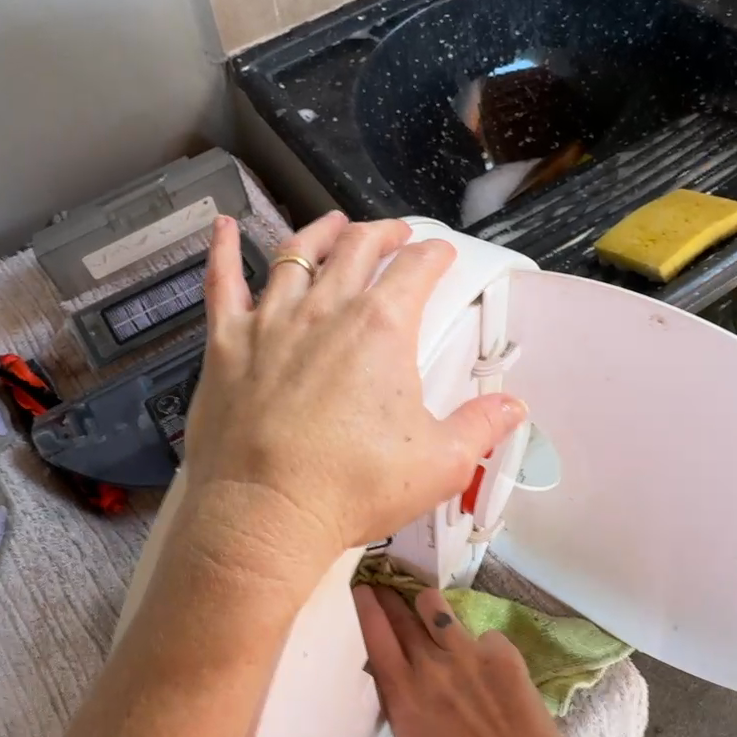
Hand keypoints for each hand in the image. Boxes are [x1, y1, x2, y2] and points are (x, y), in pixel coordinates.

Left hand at [178, 212, 526, 582]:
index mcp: (380, 327)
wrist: (265, 513)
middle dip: (383, 233)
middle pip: (357, 247)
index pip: (416, 269)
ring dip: (320, 232)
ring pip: (296, 253)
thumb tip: (513, 407)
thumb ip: (481, 427)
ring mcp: (271, 320)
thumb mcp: (438, 462)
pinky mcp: (227, 341)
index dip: (434, 254)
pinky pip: (222, 281)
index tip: (442, 254)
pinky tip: (225, 226)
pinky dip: (224, 249)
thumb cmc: (351, 487)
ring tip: (334, 224)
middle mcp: (325, 309)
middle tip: (395, 235)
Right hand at [355, 585, 609, 736]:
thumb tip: (396, 679)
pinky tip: (489, 666)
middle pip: (401, 615)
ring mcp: (465, 652)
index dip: (366, 606)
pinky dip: (482, 646)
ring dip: (430, 607)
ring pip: (435, 605)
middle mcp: (429, 664)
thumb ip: (400, 707)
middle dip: (390, 596)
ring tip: (433, 612)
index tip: (362, 587)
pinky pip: (483, 634)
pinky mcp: (499, 650)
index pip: (375, 634)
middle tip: (385, 584)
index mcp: (404, 693)